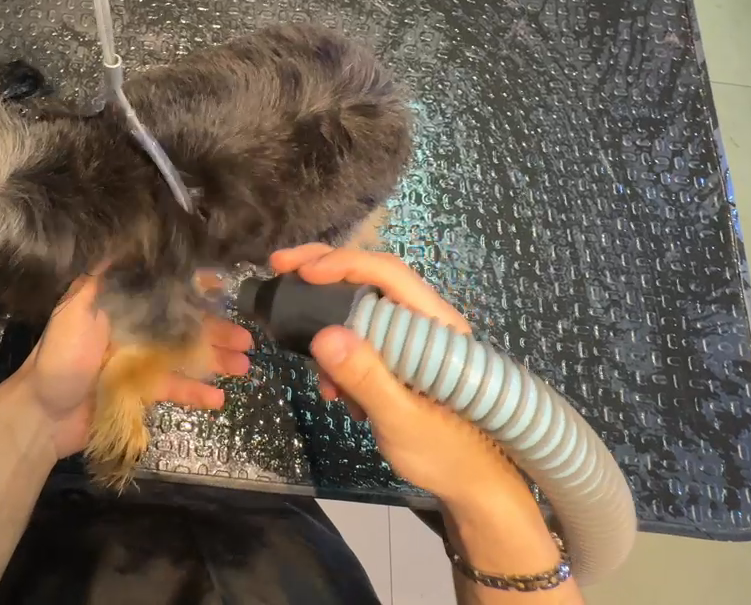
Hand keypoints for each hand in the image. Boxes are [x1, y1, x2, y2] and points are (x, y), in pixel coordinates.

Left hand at [10, 274, 254, 456]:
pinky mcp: (139, 392)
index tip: (223, 286)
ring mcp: (138, 362)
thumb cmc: (59, 359)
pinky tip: (219, 399)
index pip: (162, 291)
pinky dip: (196, 392)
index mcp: (119, 306)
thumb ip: (102, 281)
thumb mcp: (75, 311)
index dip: (192, 288)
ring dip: (214, 360)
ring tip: (244, 365)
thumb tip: (128, 242)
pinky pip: (173, 388)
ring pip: (184, 356)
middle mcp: (132, 329)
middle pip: (181, 325)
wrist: (40, 415)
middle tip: (248, 338)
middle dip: (214, 330)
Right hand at [271, 244, 532, 508]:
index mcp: (436, 323)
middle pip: (368, 275)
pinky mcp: (396, 352)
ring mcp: (409, 334)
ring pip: (358, 302)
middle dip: (322, 268)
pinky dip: (336, 353)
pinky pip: (357, 333)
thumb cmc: (445, 452)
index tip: (303, 272)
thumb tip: (322, 335)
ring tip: (300, 346)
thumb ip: (366, 378)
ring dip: (324, 319)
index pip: (387, 272)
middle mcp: (423, 317)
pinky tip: (331, 388)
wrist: (471, 487)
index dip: (344, 264)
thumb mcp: (402, 419)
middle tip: (279, 266)